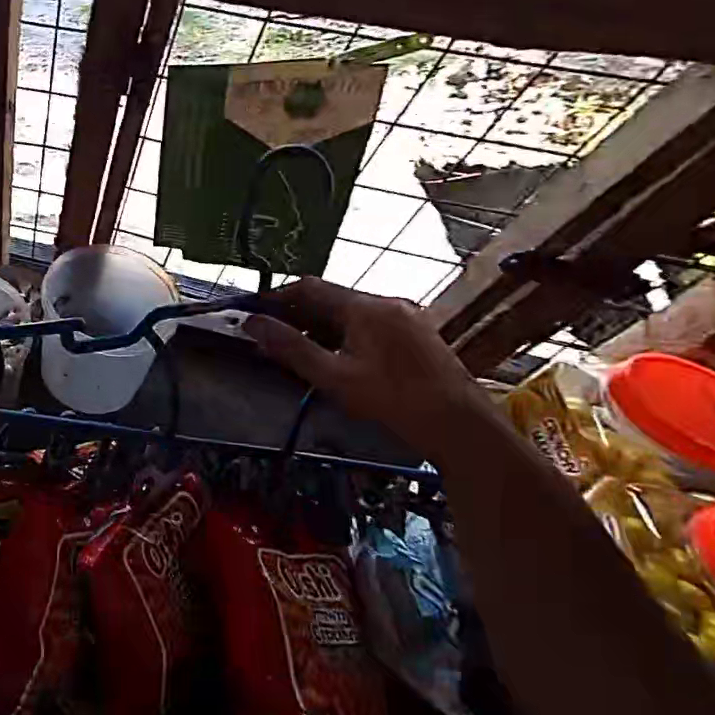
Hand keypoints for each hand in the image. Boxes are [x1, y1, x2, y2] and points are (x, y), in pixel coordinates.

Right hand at [239, 278, 495, 453]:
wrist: (462, 427)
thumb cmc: (393, 399)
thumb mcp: (333, 376)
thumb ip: (290, 347)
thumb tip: (253, 323)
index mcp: (365, 307)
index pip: (309, 287)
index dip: (276, 297)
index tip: (253, 312)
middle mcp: (387, 304)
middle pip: (329, 299)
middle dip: (295, 314)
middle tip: (269, 335)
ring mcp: (406, 318)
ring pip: (349, 313)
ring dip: (318, 325)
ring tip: (296, 348)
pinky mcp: (416, 335)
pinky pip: (368, 324)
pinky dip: (342, 333)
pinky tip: (334, 356)